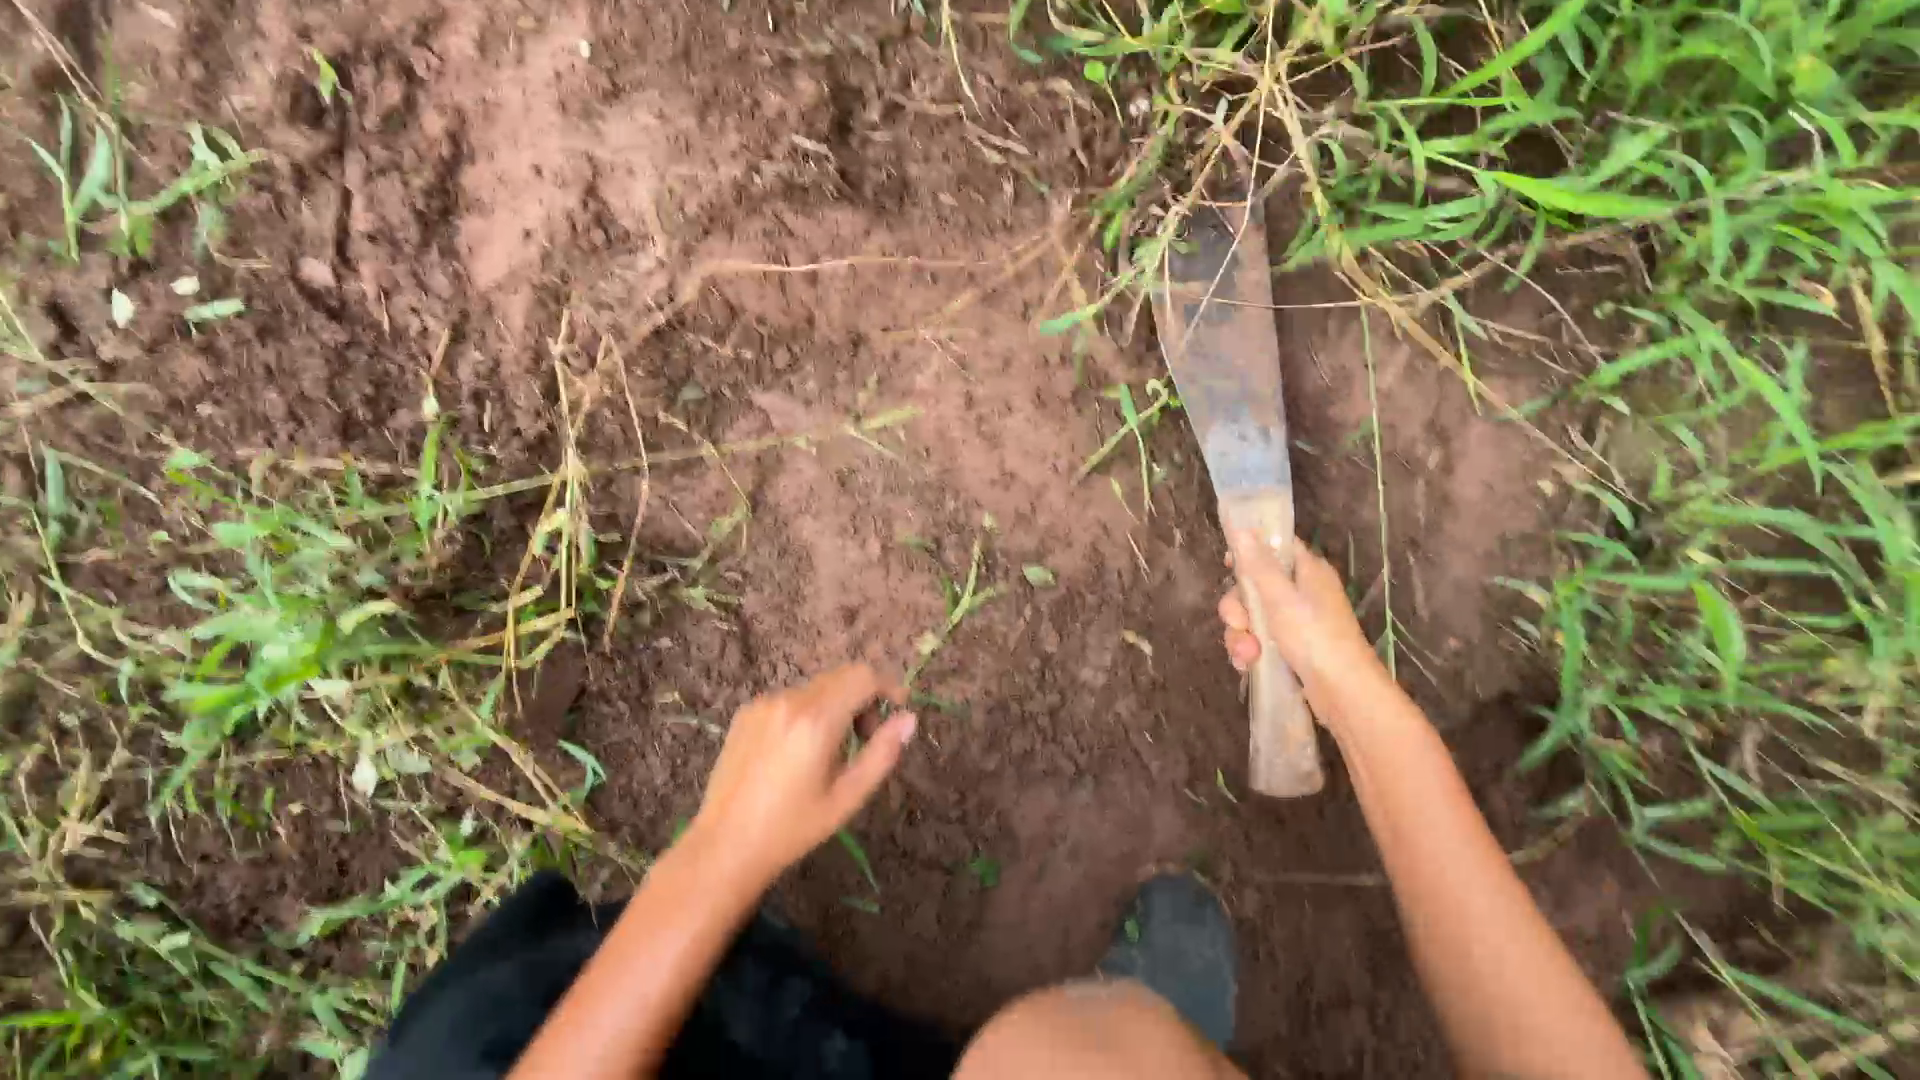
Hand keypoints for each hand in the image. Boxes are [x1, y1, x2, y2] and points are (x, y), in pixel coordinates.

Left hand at [687, 664, 916, 885]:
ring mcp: (763, 704)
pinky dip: (807, 714)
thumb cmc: (792, 829)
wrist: (724, 846)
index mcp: (816, 720)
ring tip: (830, 753)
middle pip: (841, 677)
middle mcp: (789, 701)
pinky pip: (790, 700)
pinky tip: (797, 754)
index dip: (888, 687)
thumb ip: (882, 753)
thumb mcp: (847, 797)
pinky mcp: (746, 713)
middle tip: (865, 741)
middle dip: (863, 700)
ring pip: (816, 689)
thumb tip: (909, 719)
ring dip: (835, 707)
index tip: (897, 712)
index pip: (863, 676)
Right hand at [1217, 532, 1376, 690]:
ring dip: (1241, 635)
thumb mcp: (1281, 597)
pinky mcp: (1290, 647)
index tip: (1228, 564)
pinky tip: (1247, 665)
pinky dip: (1249, 651)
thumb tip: (1239, 528)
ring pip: (1251, 616)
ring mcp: (1296, 621)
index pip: (1275, 546)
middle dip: (1238, 609)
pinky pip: (1258, 639)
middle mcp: (1302, 592)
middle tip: (1240, 624)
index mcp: (1307, 571)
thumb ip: (1258, 564)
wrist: (1343, 691)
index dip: (1250, 551)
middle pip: (1254, 585)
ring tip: (1248, 655)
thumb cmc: (1315, 637)